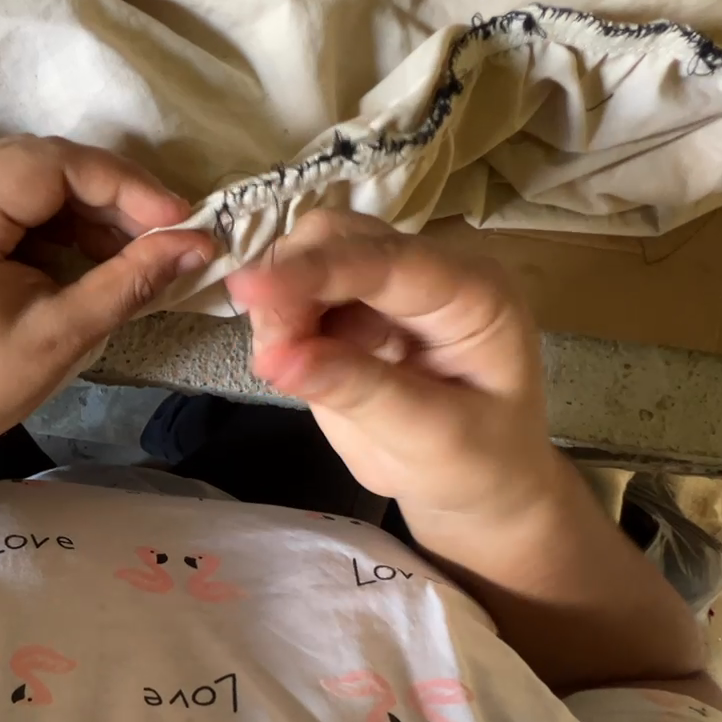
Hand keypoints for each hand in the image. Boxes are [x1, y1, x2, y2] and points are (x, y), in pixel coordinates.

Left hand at [0, 136, 216, 466]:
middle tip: (168, 230)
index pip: (52, 164)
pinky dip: (67, 223)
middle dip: (112, 194)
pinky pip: (22, 202)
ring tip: (143, 245)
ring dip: (93, 208)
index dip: (123, 185)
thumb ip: (129, 282)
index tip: (180, 218)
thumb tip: (197, 245)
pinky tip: (103, 251)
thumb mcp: (61, 334)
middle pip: (45, 162)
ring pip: (37, 178)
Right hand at [226, 209, 561, 525]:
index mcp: (471, 293)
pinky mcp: (347, 314)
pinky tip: (288, 365)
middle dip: (288, 284)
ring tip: (282, 368)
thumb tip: (276, 359)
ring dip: (275, 306)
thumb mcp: (429, 438)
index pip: (385, 263)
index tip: (247, 288)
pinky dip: (275, 324)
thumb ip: (358, 392)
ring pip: (305, 259)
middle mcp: (425, 274)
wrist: (472, 483)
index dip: (314, 271)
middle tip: (271, 356)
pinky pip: (293, 298)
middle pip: (337, 238)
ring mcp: (382, 290)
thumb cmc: (474, 462)